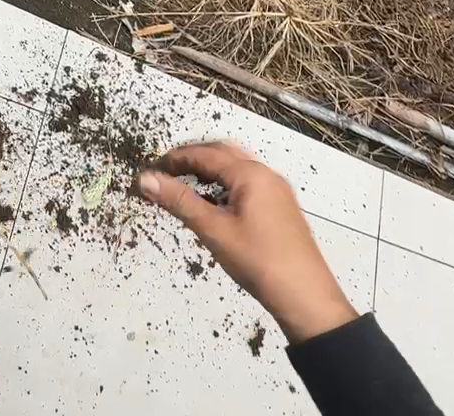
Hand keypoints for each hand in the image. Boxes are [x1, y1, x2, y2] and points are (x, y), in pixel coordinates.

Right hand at [136, 141, 357, 342]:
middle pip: (222, 153)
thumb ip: (178, 200)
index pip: (204, 154)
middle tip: (166, 172)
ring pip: (235, 168)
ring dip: (208, 170)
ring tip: (184, 185)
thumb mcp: (213, 230)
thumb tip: (145, 179)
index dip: (174, 159)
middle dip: (191, 158)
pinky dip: (224, 184)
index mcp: (250, 174)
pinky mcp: (281, 208)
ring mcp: (276, 191)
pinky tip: (213, 204)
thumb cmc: (258, 261)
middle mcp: (266, 174)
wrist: (308, 301)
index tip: (151, 169)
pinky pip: (247, 183)